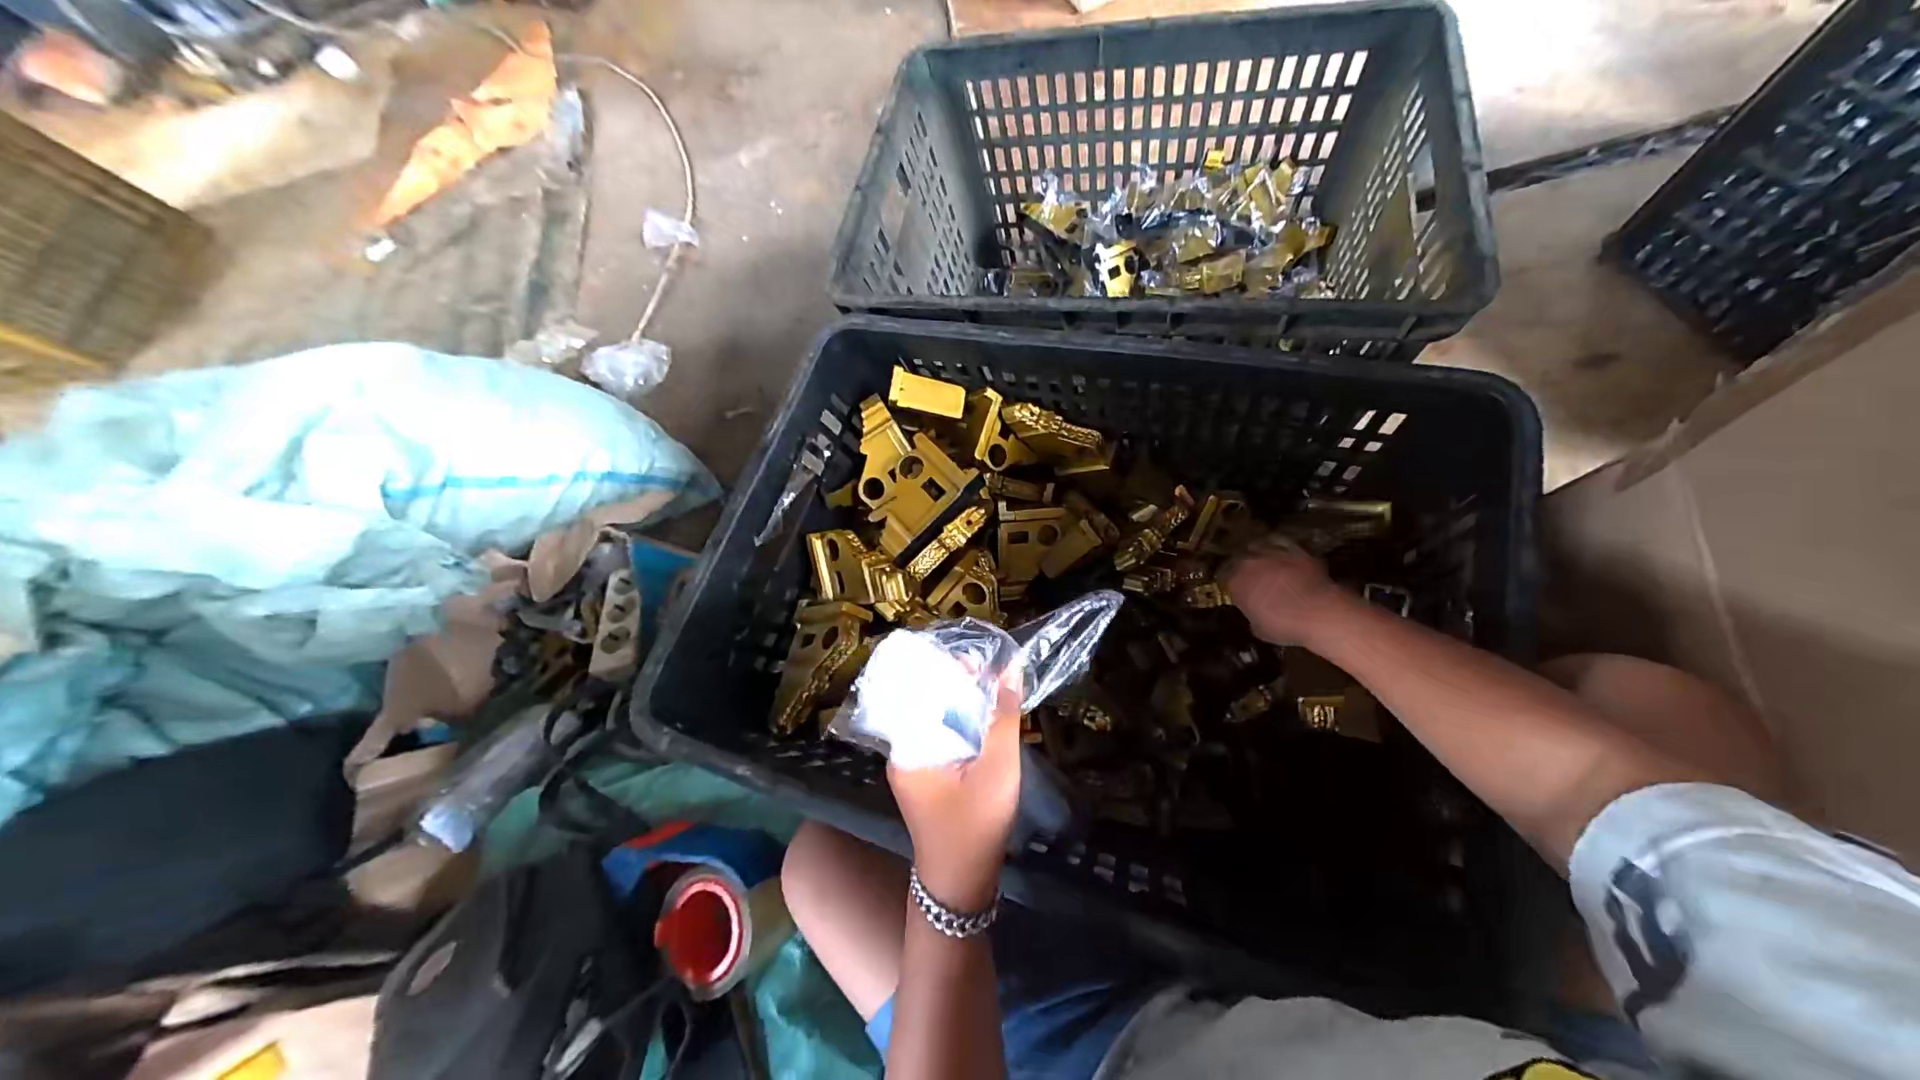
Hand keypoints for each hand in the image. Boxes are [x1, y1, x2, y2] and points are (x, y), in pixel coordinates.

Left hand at [887, 670, 1022, 911]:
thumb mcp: (998, 768)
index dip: (943, 669)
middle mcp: (903, 752)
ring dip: (961, 704)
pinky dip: (961, 725)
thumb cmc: (975, 826)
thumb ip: (1003, 717)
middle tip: (988, 670)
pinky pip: (941, 738)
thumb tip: (1010, 668)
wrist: (961, 884)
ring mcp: (914, 766)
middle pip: (925, 704)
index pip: (916, 692)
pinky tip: (984, 719)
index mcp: (907, 747)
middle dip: (955, 684)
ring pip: (936, 721)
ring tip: (990, 687)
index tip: (974, 658)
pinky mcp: (927, 777)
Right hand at [1223, 540, 1346, 644]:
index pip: (1224, 578)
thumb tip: (1254, 611)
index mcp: (1235, 582)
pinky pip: (1282, 545)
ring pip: (1258, 547)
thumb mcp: (1259, 628)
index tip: (1236, 590)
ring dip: (1259, 555)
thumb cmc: (1285, 626)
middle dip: (1243, 567)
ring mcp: (1272, 552)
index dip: (1231, 584)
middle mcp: (1248, 562)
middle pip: (1239, 560)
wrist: (1320, 612)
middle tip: (1250, 577)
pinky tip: (1284, 556)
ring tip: (1265, 562)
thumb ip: (1251, 614)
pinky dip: (1281, 549)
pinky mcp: (1295, 549)